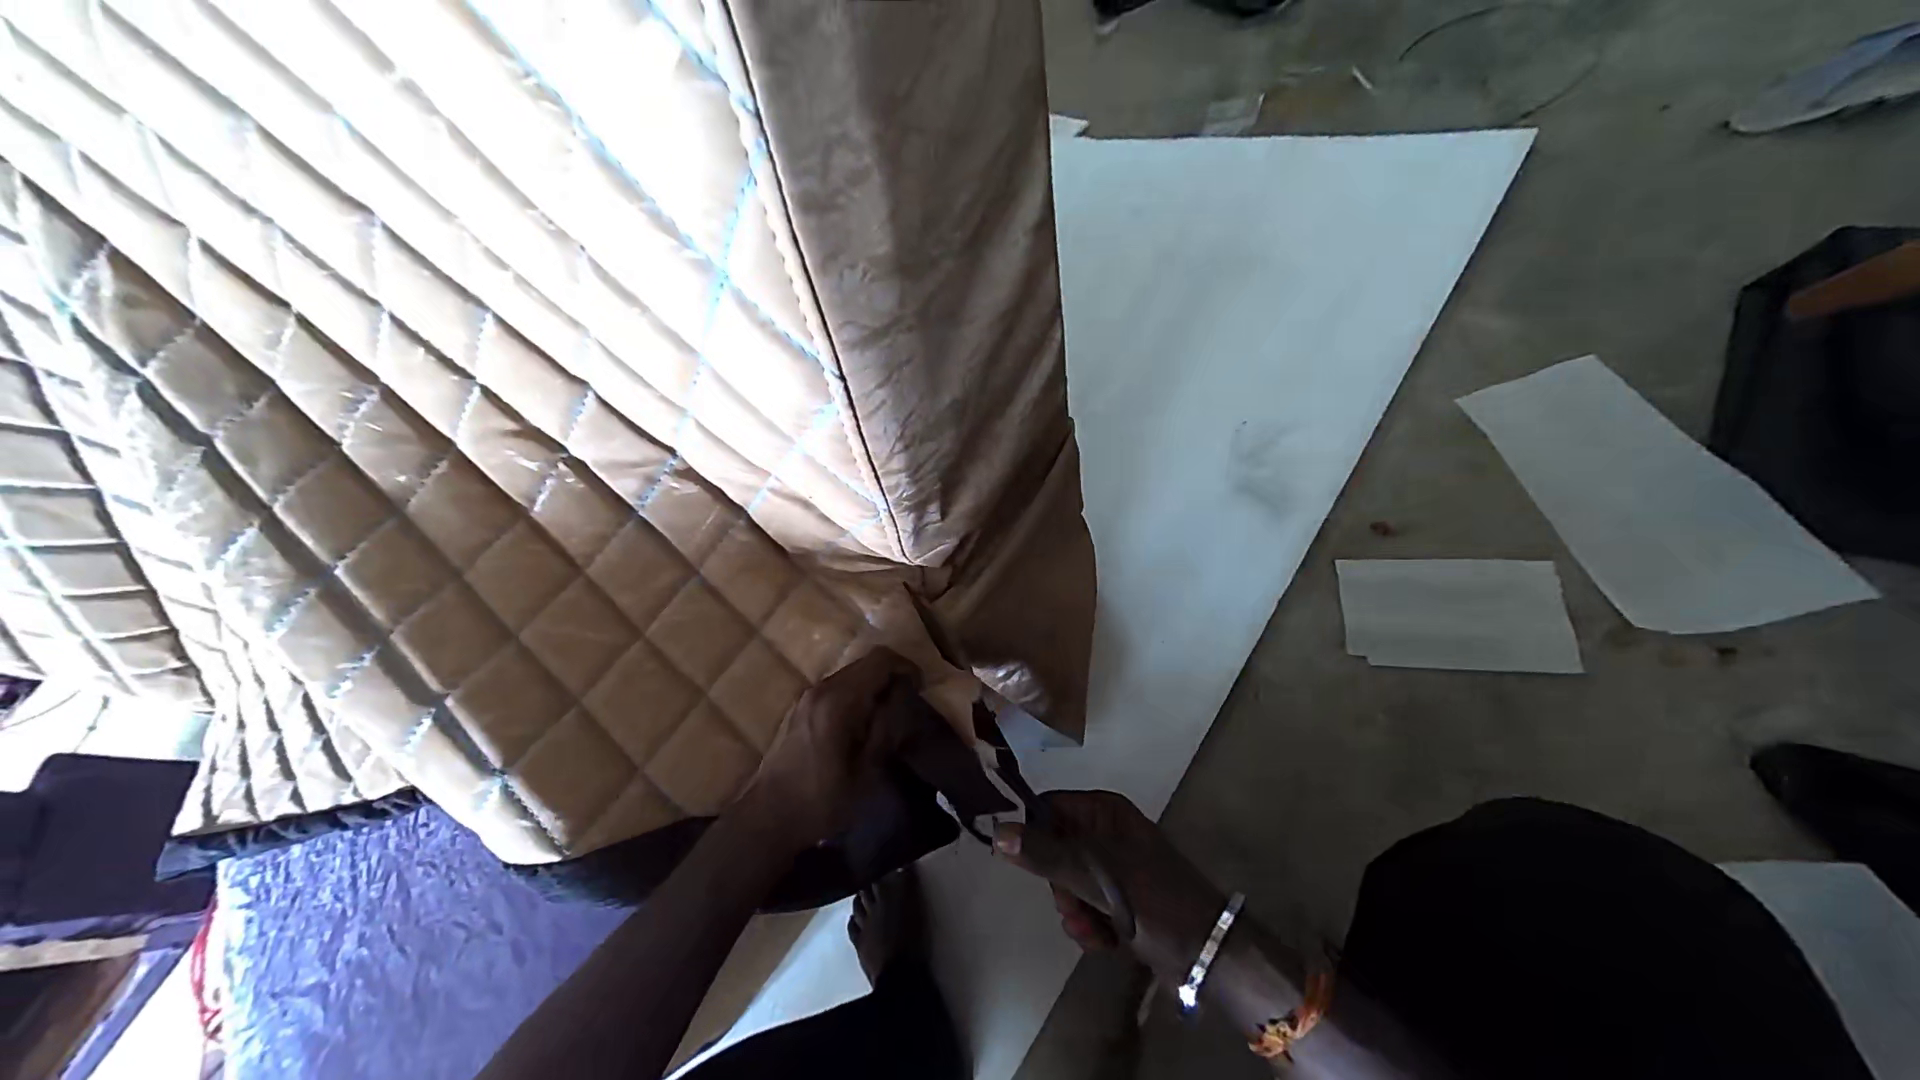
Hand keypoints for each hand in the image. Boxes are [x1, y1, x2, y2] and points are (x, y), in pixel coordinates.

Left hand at [738, 647, 917, 850]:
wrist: (768, 819)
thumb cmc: (821, 801)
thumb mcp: (866, 771)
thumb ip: (886, 727)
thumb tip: (903, 696)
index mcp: (839, 700)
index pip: (880, 659)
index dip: (906, 667)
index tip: (922, 690)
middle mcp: (822, 689)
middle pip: (866, 663)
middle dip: (893, 676)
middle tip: (911, 703)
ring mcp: (808, 697)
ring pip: (852, 674)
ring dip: (875, 686)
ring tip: (891, 716)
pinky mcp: (802, 709)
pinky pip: (839, 687)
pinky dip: (859, 694)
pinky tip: (865, 724)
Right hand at [993, 790, 1226, 985]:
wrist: (1210, 954)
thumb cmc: (1156, 901)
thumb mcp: (1096, 876)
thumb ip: (1045, 854)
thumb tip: (997, 831)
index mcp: (1103, 811)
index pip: (1047, 809)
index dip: (1036, 838)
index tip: (1037, 868)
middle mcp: (1106, 832)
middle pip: (1053, 849)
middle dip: (1060, 886)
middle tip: (1076, 905)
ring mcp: (1114, 866)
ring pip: (1066, 882)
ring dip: (1074, 911)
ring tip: (1094, 931)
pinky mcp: (1119, 899)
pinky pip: (1084, 904)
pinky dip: (1088, 925)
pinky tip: (1105, 942)